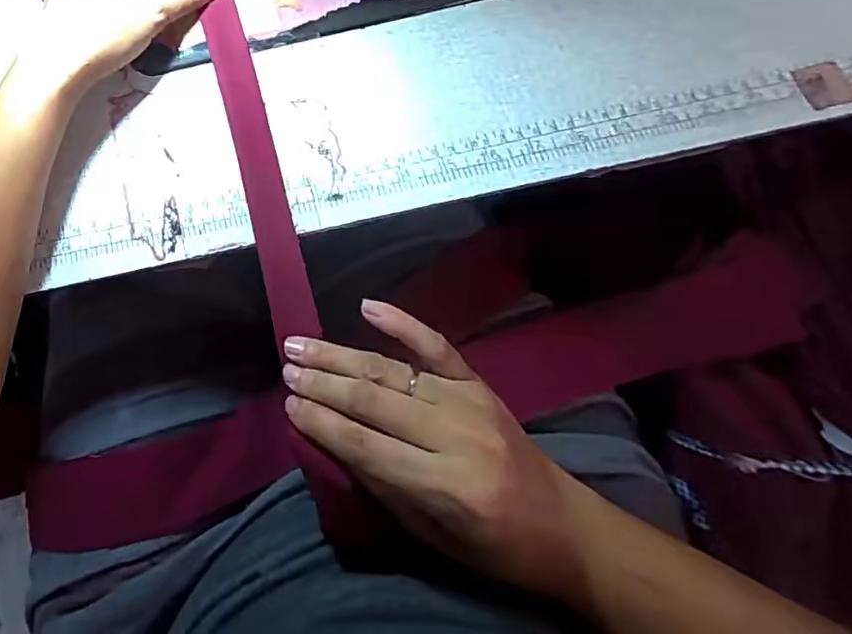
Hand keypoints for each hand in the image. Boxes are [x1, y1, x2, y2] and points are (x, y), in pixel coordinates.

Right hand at [282, 300, 592, 599]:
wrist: (565, 529)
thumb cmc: (492, 545)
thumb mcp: (429, 533)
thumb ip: (378, 482)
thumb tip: (324, 434)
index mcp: (447, 487)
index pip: (365, 446)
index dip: (321, 423)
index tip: (287, 405)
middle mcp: (457, 438)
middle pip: (373, 401)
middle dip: (323, 384)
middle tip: (286, 371)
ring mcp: (469, 403)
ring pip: (390, 370)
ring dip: (339, 355)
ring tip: (299, 345)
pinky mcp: (478, 383)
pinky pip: (436, 345)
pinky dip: (401, 322)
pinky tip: (367, 306)